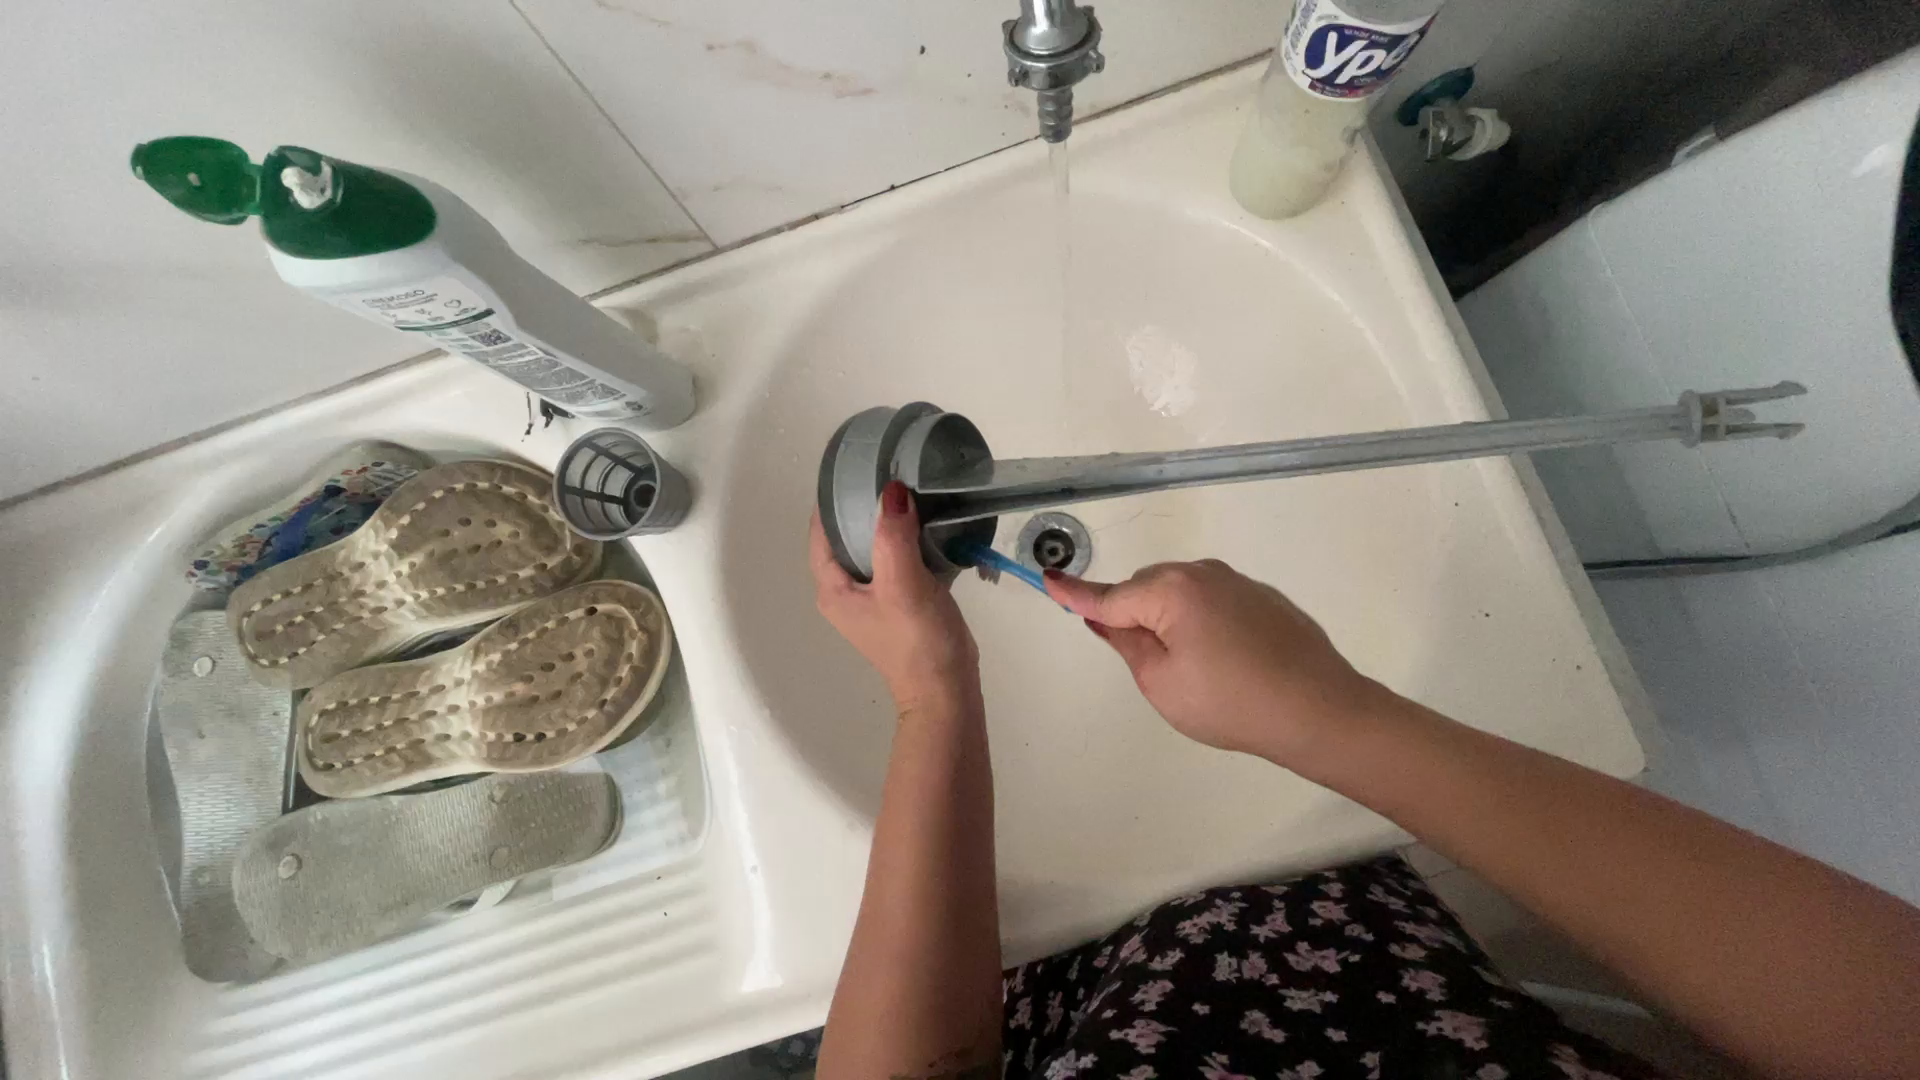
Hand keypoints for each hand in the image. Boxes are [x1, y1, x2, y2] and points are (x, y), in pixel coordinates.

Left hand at [810, 482, 979, 713]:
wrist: (946, 690)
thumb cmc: (916, 640)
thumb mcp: (903, 583)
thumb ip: (893, 536)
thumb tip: (892, 490)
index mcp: (833, 589)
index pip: (820, 533)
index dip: (831, 500)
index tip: (854, 468)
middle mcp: (846, 593)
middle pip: (846, 538)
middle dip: (864, 507)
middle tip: (889, 473)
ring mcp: (874, 600)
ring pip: (874, 550)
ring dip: (889, 525)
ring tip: (910, 493)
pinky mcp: (901, 604)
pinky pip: (898, 563)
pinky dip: (909, 543)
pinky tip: (929, 526)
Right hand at [1044, 560, 1388, 762]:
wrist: (1320, 710)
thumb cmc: (1229, 703)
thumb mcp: (1161, 683)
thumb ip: (1126, 642)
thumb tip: (1103, 616)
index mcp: (1170, 591)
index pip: (1109, 595)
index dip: (1075, 594)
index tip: (1047, 580)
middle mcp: (1200, 572)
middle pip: (1144, 589)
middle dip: (1136, 617)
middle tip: (1153, 666)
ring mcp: (1235, 581)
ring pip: (1178, 593)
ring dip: (1169, 618)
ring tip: (1197, 669)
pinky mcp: (1261, 595)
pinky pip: (1211, 600)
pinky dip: (1201, 620)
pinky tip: (1227, 659)